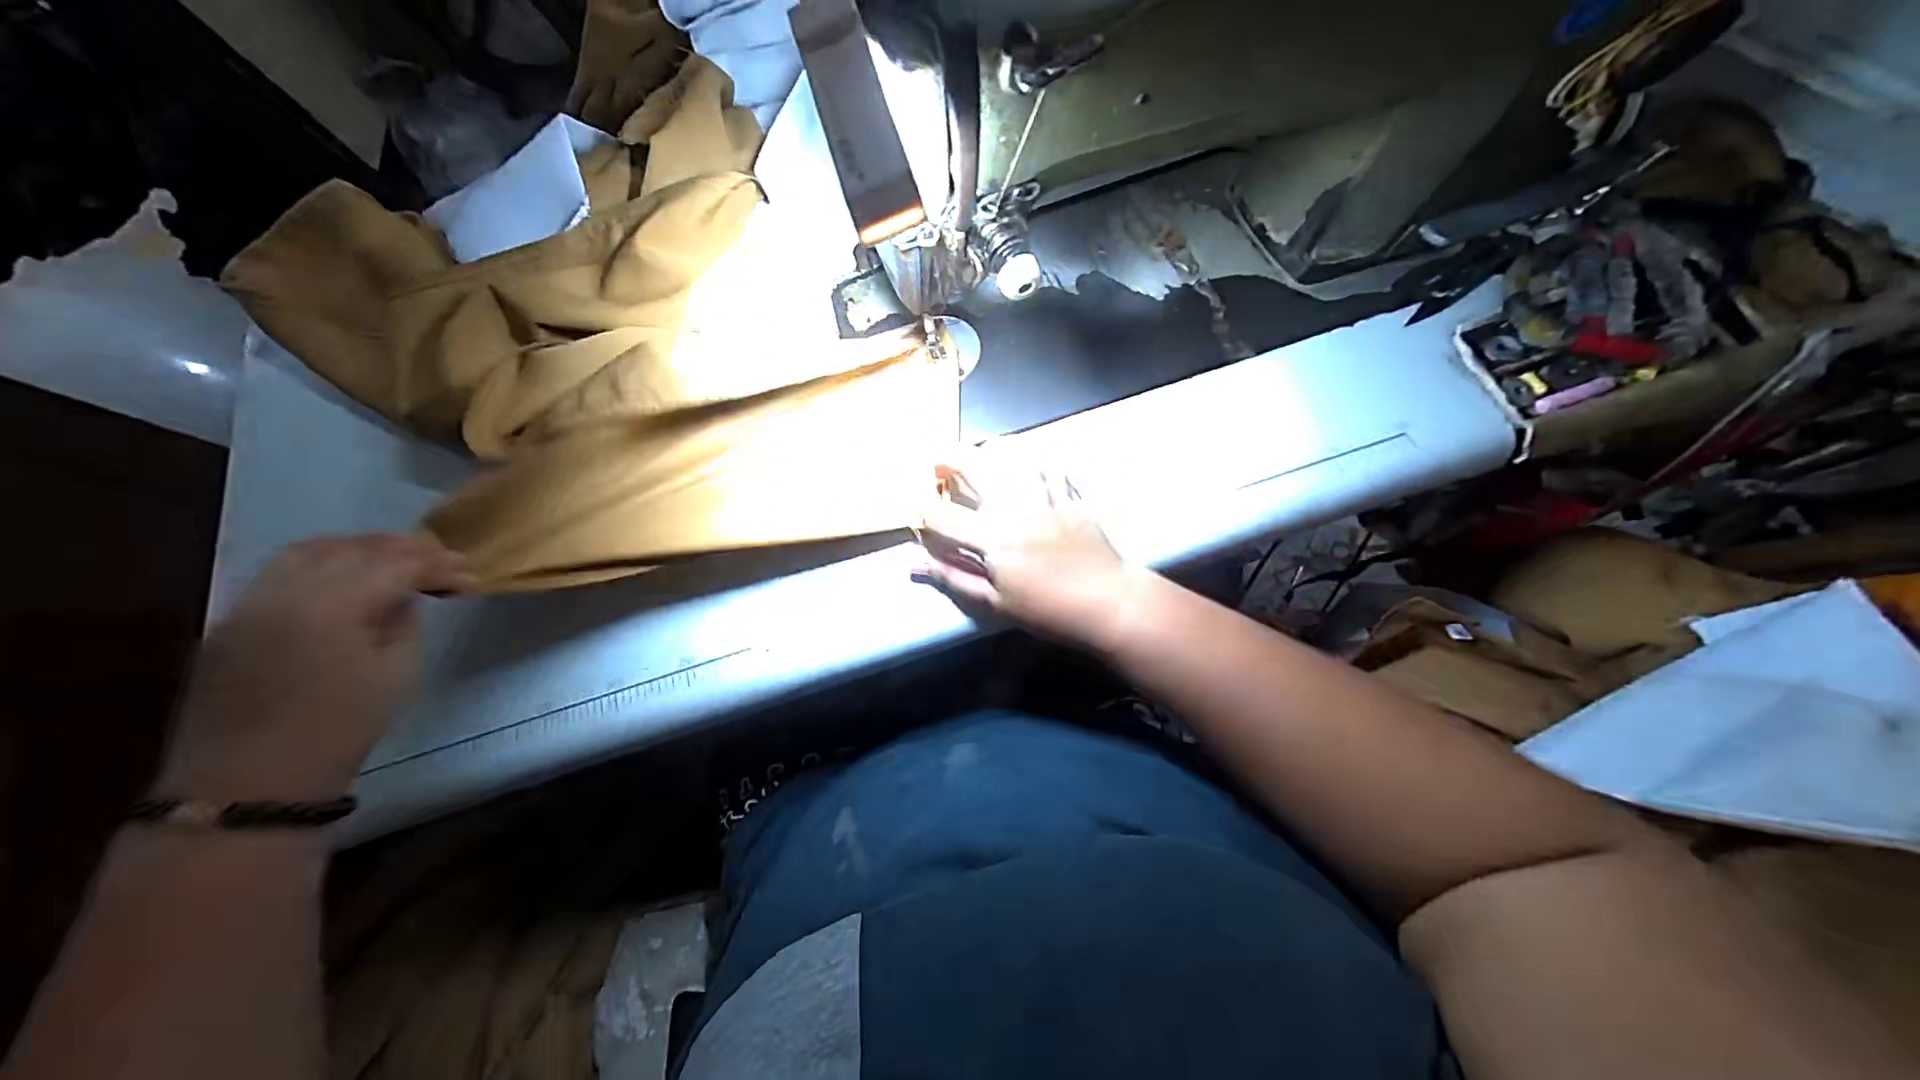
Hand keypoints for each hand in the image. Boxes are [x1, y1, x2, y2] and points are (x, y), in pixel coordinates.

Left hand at [155, 534, 475, 802]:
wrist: (251, 781)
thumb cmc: (340, 729)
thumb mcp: (397, 675)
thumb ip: (404, 623)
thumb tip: (405, 597)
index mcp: (331, 607)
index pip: (396, 565)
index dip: (439, 565)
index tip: (471, 577)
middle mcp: (286, 592)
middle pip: (353, 549)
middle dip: (404, 549)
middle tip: (444, 559)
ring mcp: (251, 603)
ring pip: (311, 549)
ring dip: (361, 547)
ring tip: (397, 557)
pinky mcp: (234, 619)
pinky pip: (282, 570)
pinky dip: (324, 560)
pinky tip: (348, 573)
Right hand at [917, 456, 1151, 648]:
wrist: (1110, 603)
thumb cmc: (1050, 611)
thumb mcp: (997, 603)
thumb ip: (956, 579)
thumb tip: (917, 564)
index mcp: (992, 539)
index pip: (945, 516)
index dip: (924, 511)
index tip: (918, 510)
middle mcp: (1015, 511)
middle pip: (978, 470)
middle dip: (952, 461)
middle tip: (941, 464)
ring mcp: (1047, 501)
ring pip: (1015, 460)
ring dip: (993, 451)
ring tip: (983, 451)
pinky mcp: (1073, 501)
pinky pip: (1055, 471)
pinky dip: (1041, 462)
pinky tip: (1035, 459)